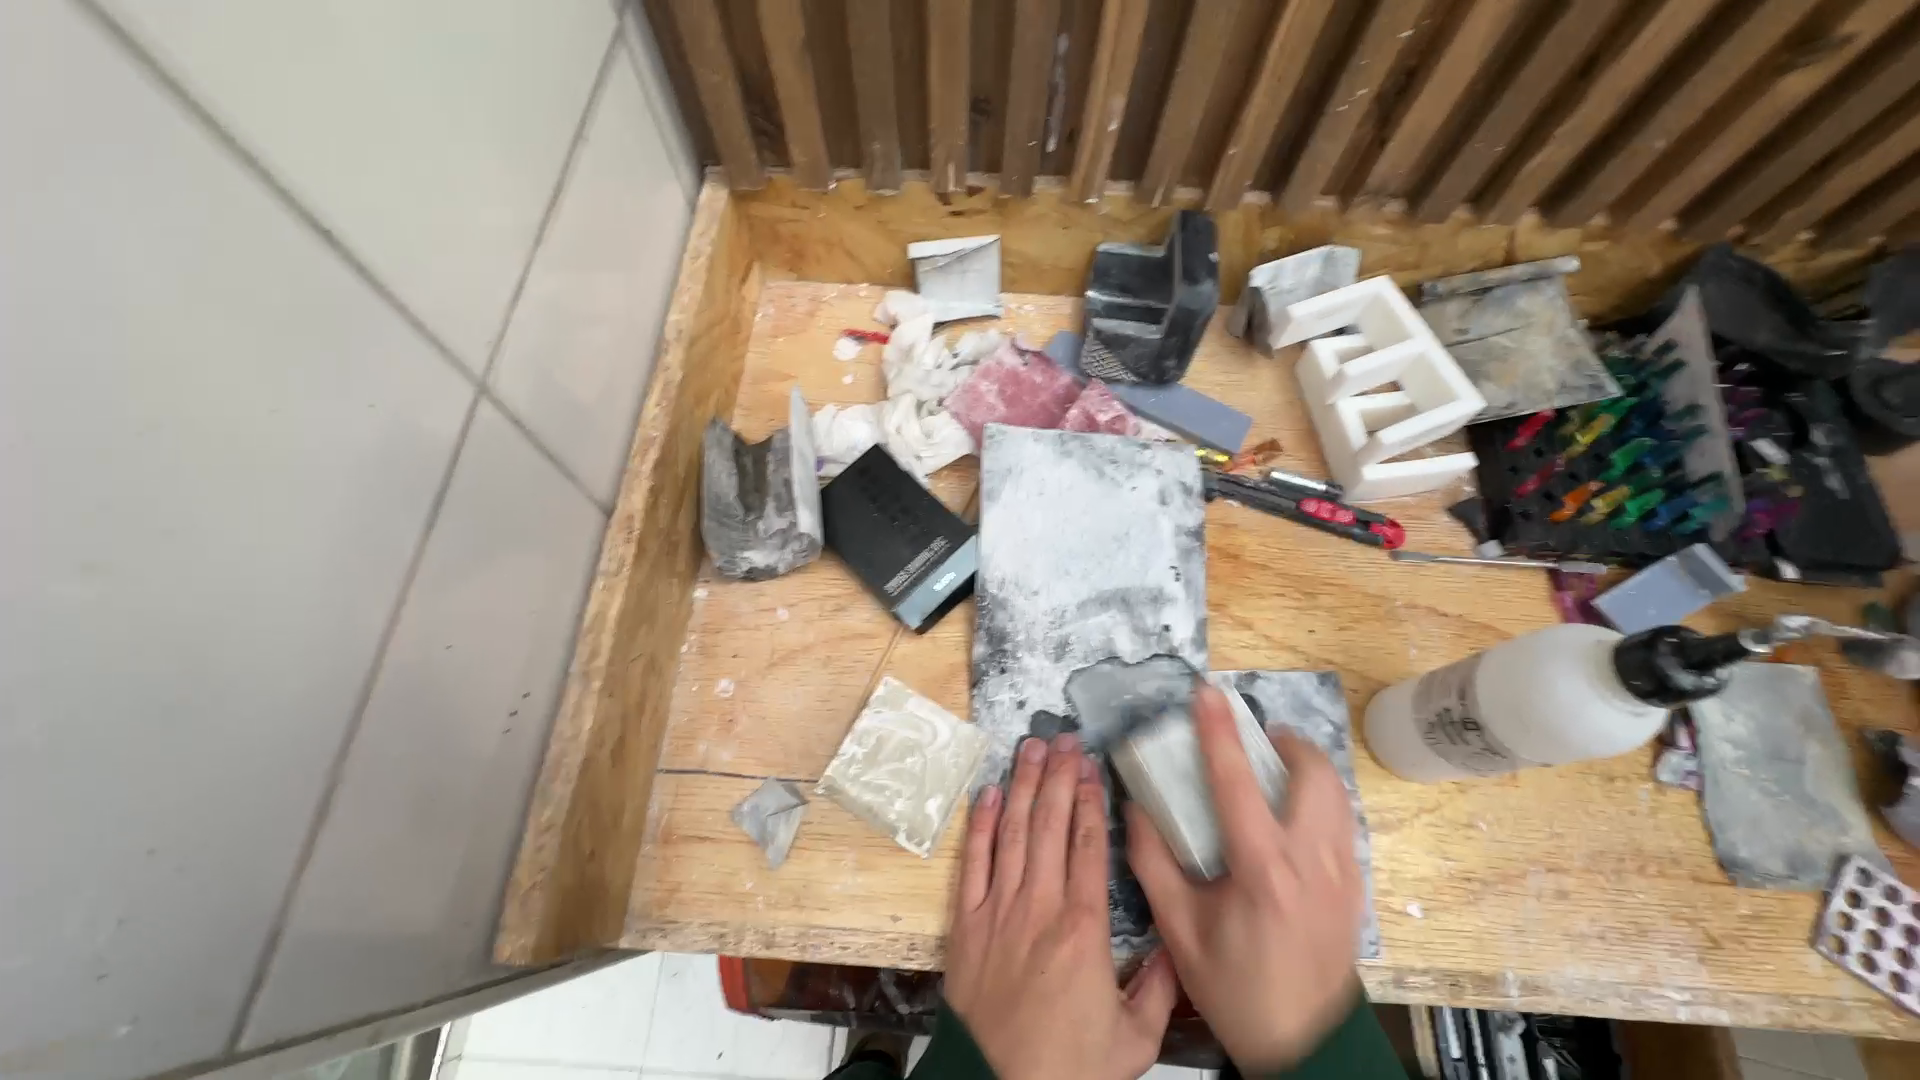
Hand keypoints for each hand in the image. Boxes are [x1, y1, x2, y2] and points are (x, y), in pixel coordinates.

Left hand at [945, 733, 1179, 1079]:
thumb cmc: (1072, 1067)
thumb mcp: (1135, 1039)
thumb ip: (1159, 987)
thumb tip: (1176, 946)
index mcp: (1084, 926)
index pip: (1088, 844)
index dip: (1089, 799)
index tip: (1091, 766)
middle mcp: (1039, 906)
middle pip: (1050, 824)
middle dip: (1058, 776)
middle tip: (1064, 738)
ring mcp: (997, 910)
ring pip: (1012, 832)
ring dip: (1022, 786)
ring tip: (1030, 748)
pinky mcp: (966, 923)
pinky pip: (972, 863)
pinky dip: (981, 825)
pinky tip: (989, 794)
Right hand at [1126, 683, 1364, 1071]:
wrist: (1304, 1044)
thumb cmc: (1234, 987)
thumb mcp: (1178, 928)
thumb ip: (1152, 861)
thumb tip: (1135, 807)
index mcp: (1263, 869)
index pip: (1237, 781)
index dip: (1218, 731)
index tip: (1206, 693)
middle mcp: (1311, 861)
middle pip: (1312, 773)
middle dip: (1283, 741)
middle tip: (1252, 737)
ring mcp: (1342, 872)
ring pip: (1335, 793)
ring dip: (1304, 766)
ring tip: (1271, 767)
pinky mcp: (1355, 886)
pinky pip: (1340, 820)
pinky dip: (1316, 798)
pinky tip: (1288, 816)